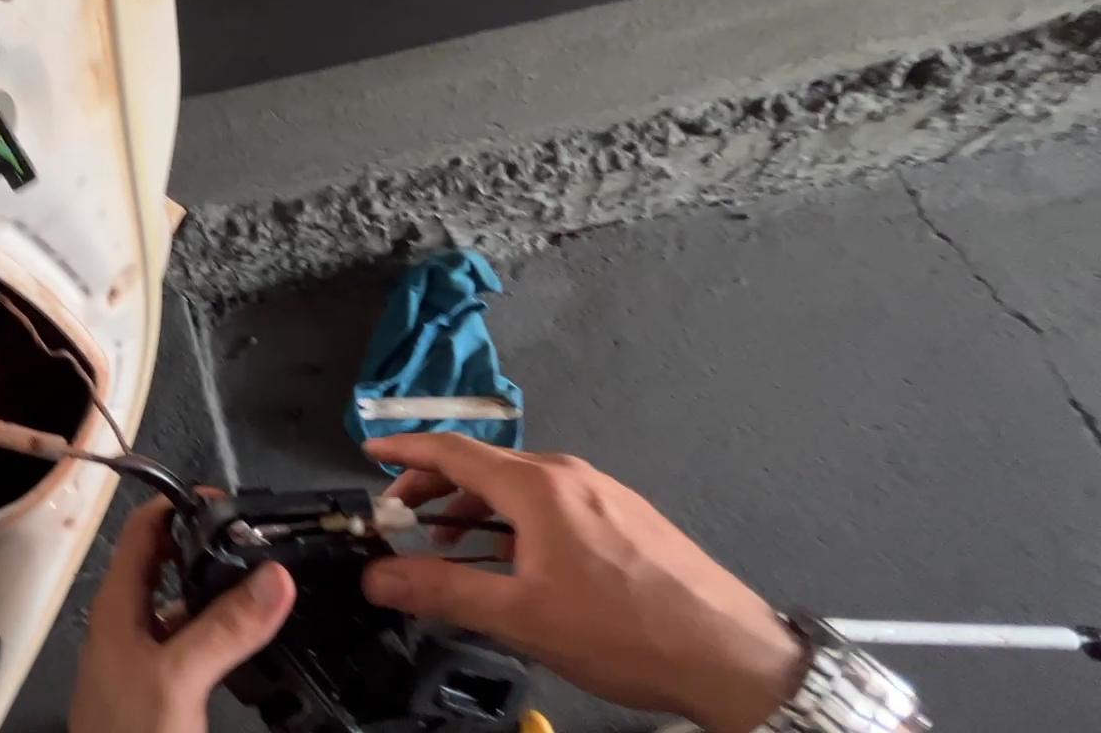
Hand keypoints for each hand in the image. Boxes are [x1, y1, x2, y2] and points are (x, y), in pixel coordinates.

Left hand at [71, 496, 296, 732]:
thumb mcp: (180, 678)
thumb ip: (226, 627)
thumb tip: (278, 572)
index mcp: (118, 603)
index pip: (144, 529)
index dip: (178, 504)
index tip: (227, 500)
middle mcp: (127, 620)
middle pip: (164, 562)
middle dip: (205, 543)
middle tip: (255, 538)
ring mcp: (141, 655)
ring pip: (179, 603)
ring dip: (213, 586)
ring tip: (261, 579)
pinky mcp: (159, 686)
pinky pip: (189, 639)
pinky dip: (215, 627)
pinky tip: (246, 636)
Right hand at [361, 433, 806, 732]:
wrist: (739, 659)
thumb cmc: (623, 631)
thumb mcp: (521, 616)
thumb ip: (441, 590)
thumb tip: (377, 579)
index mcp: (535, 486)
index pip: (451, 450)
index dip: (404, 449)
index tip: (369, 451)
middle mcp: (564, 473)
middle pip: (480, 462)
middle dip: (432, 483)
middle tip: (400, 514)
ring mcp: (597, 489)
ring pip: (514, 481)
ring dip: (471, 504)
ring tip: (449, 542)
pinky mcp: (621, 511)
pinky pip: (547, 498)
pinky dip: (509, 515)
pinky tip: (510, 555)